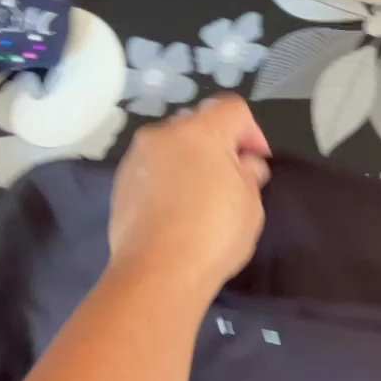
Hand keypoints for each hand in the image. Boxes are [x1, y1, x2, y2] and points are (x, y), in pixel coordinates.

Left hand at [107, 95, 271, 290]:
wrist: (159, 271)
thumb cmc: (215, 234)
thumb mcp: (251, 206)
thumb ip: (250, 175)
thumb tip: (245, 164)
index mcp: (201, 132)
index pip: (233, 109)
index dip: (252, 133)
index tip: (258, 164)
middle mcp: (164, 134)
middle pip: (199, 125)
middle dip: (219, 147)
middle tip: (233, 182)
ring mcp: (137, 157)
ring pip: (173, 147)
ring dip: (192, 163)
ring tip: (203, 200)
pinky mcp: (121, 183)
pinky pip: (154, 171)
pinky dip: (170, 182)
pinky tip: (178, 214)